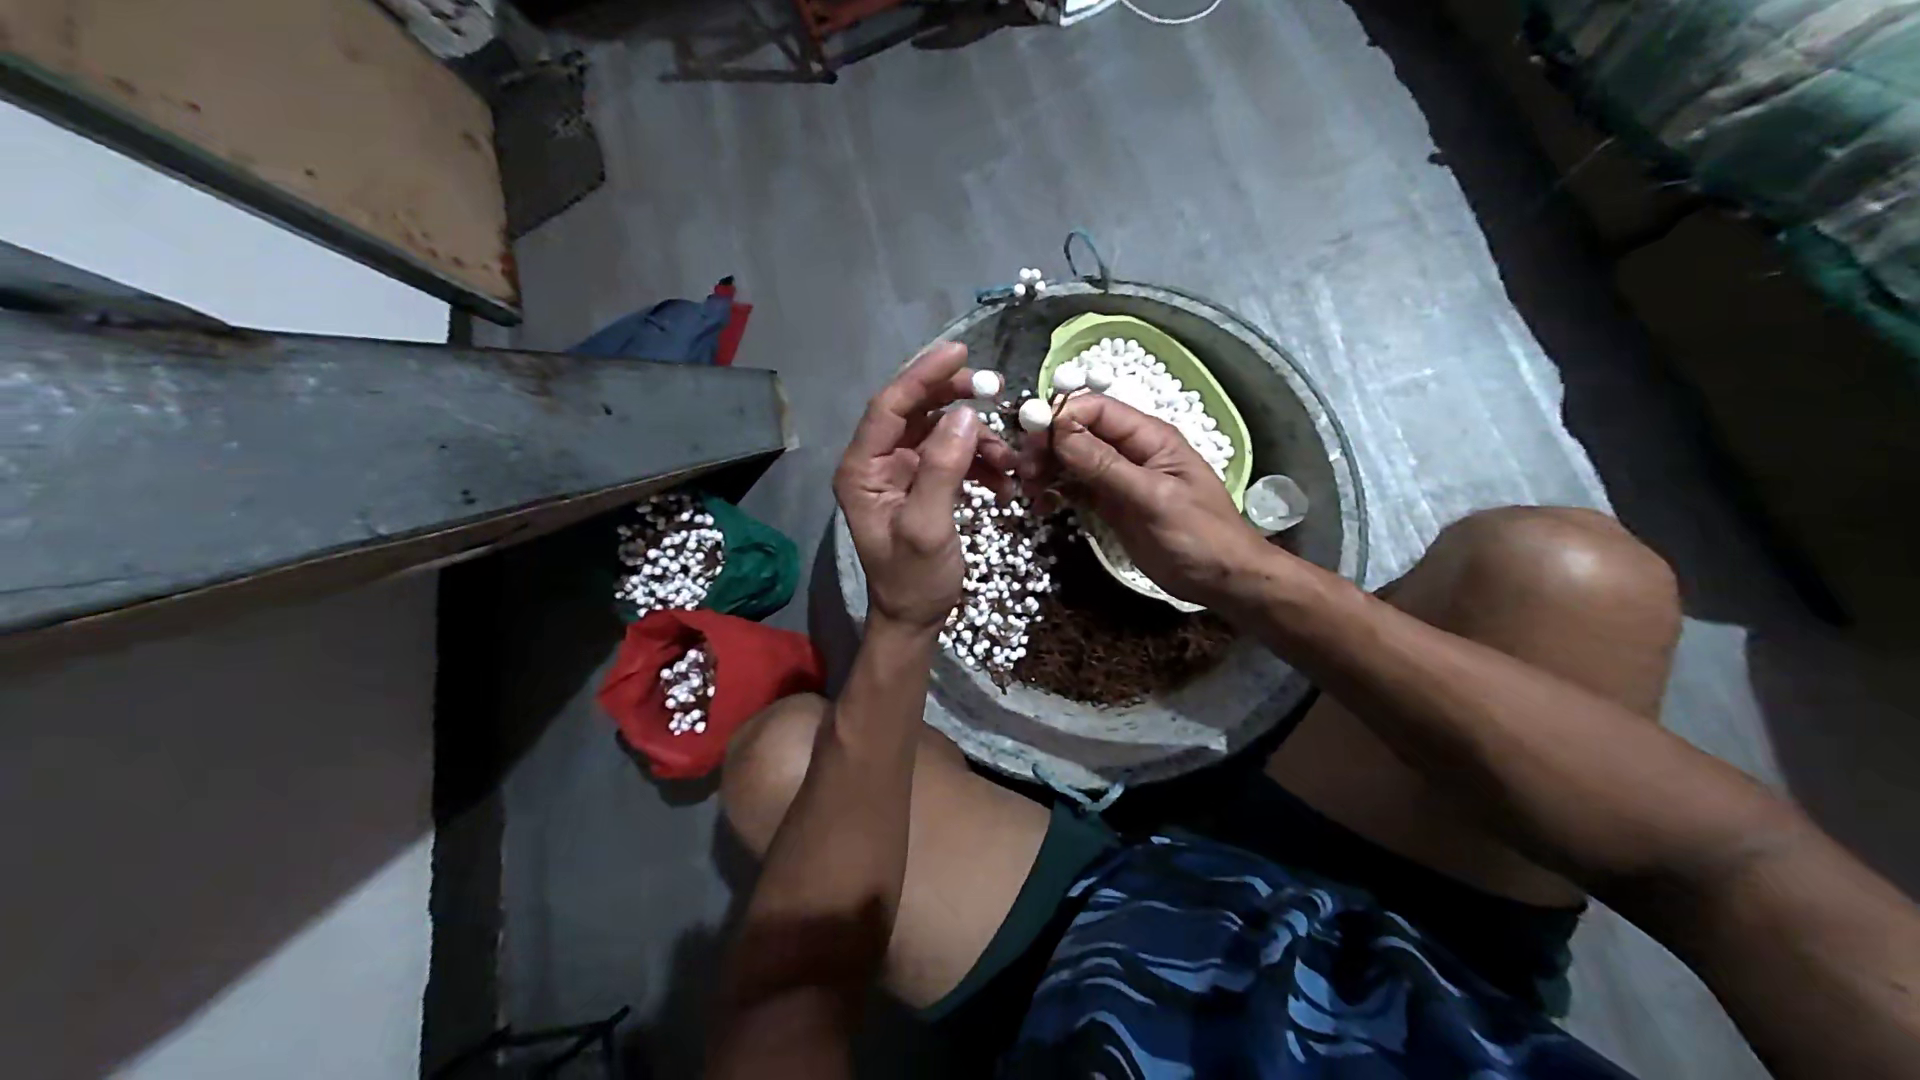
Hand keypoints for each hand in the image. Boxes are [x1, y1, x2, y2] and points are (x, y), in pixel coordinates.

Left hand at [834, 342, 1015, 629]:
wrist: (916, 617)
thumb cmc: (914, 579)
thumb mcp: (927, 527)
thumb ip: (942, 470)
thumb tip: (966, 415)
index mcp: (862, 469)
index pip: (888, 407)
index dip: (922, 375)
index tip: (960, 353)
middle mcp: (877, 463)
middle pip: (914, 410)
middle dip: (955, 399)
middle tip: (994, 391)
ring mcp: (901, 472)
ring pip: (940, 431)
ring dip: (977, 438)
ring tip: (1010, 459)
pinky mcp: (923, 483)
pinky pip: (953, 456)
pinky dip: (980, 460)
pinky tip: (1005, 478)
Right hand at [1018, 392, 1270, 606]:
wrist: (1222, 580)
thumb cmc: (1198, 535)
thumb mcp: (1151, 498)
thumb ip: (1105, 466)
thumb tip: (1059, 432)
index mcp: (1148, 436)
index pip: (1095, 409)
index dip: (1060, 418)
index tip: (1032, 442)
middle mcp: (1130, 450)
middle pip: (1078, 432)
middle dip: (1047, 446)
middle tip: (1024, 473)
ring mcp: (1118, 477)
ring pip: (1072, 460)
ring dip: (1047, 470)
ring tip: (1029, 491)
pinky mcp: (1111, 504)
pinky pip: (1076, 488)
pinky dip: (1056, 492)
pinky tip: (1042, 505)